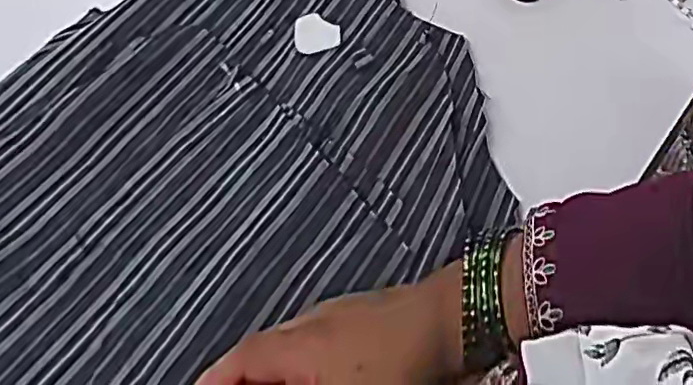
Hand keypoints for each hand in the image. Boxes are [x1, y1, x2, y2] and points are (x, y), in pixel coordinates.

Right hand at [195, 270, 456, 384]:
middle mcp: (314, 320)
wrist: (455, 316)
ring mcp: (340, 315)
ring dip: (268, 377)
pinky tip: (308, 382)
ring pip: (286, 348)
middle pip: (256, 354)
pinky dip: (297, 368)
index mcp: (300, 341)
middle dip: (238, 382)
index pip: (237, 363)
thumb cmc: (403, 358)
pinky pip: (313, 344)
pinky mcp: (362, 319)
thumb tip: (273, 384)